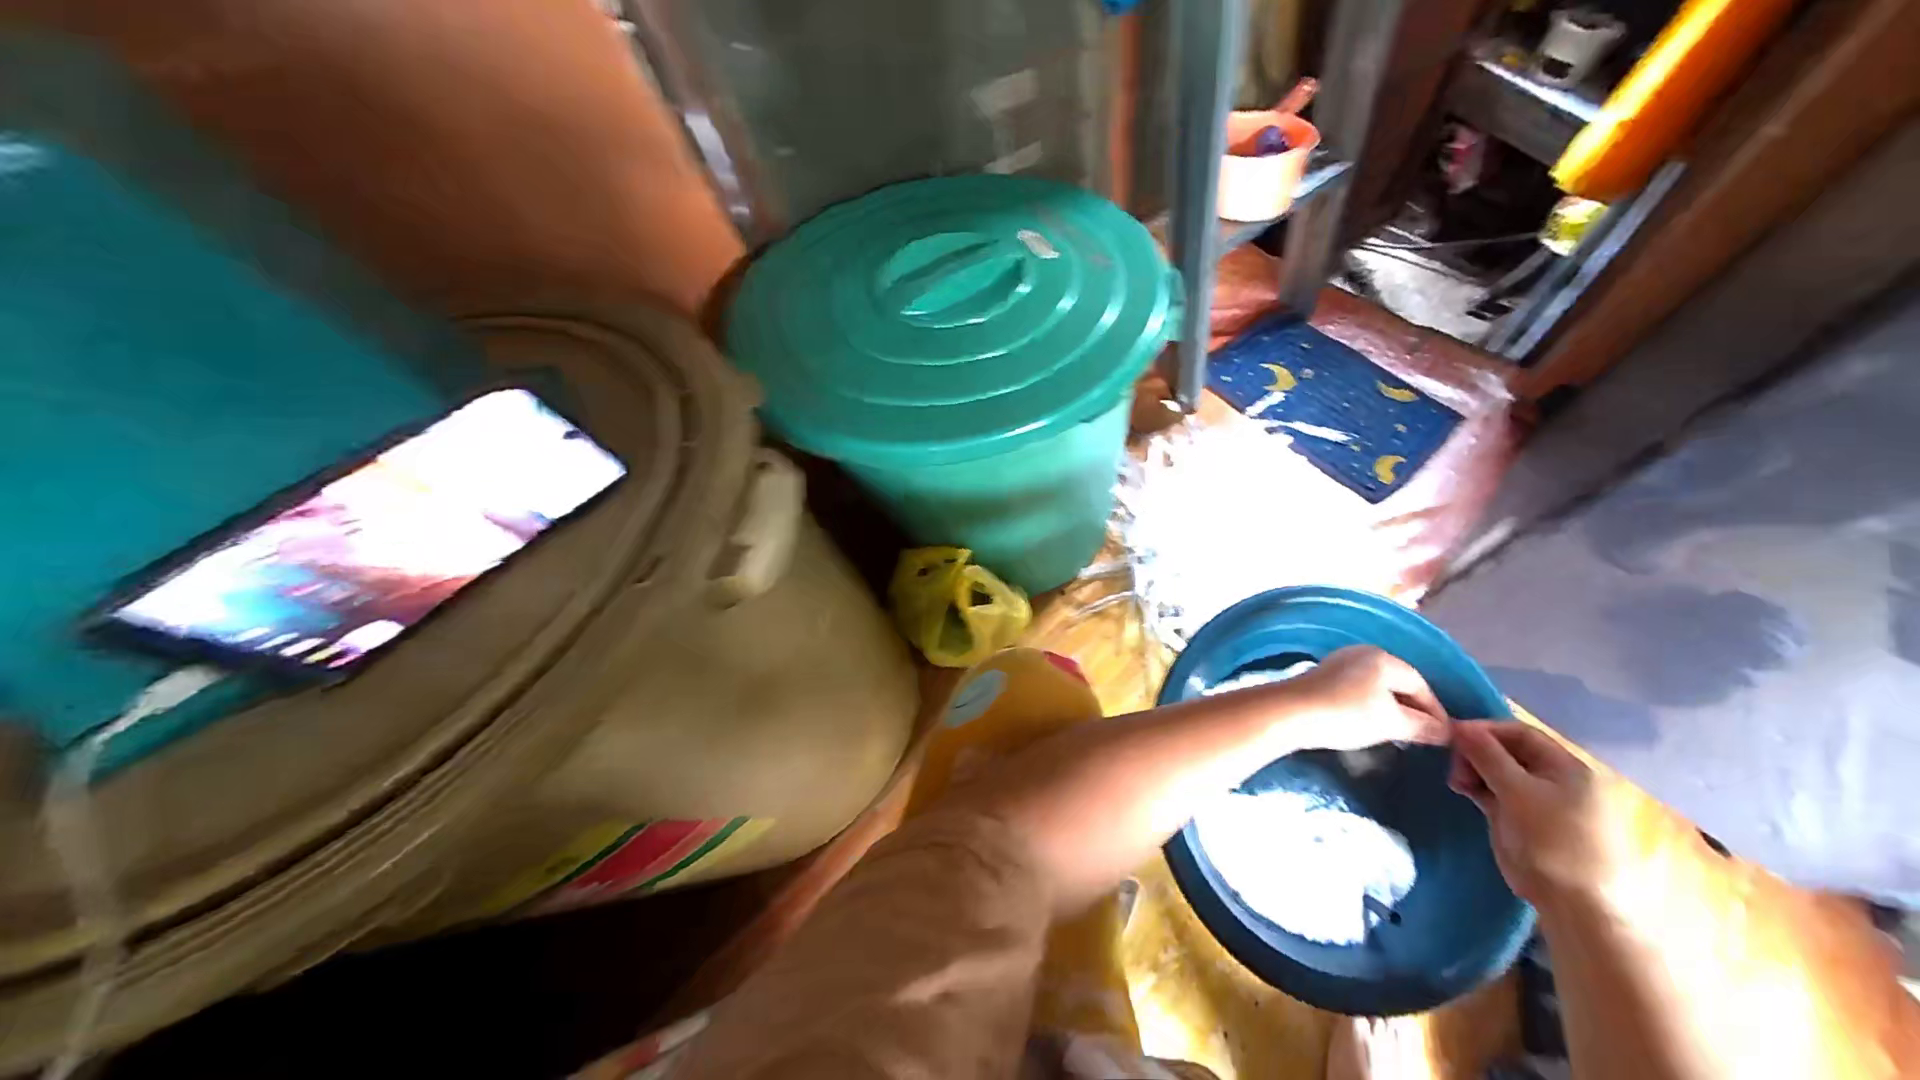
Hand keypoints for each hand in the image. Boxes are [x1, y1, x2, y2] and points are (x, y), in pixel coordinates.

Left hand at [1278, 646, 1450, 751]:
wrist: (1289, 712)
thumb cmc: (1346, 714)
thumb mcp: (1392, 723)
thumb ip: (1423, 726)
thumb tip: (1446, 731)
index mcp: (1383, 658)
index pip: (1420, 684)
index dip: (1435, 711)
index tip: (1444, 735)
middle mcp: (1362, 653)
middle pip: (1398, 681)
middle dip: (1412, 708)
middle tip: (1422, 735)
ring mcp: (1339, 662)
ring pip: (1376, 686)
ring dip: (1389, 707)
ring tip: (1396, 732)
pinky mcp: (1322, 675)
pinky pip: (1356, 688)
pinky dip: (1368, 705)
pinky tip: (1366, 722)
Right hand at [1448, 720, 1640, 908]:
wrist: (1571, 902)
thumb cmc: (1552, 841)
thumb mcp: (1518, 792)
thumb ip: (1487, 755)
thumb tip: (1458, 724)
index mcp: (1567, 768)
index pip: (1520, 733)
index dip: (1485, 729)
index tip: (1452, 735)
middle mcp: (1553, 778)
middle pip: (1506, 750)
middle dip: (1475, 752)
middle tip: (1454, 766)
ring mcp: (1536, 798)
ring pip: (1496, 769)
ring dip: (1471, 769)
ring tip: (1457, 783)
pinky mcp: (1519, 816)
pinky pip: (1493, 789)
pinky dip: (1475, 785)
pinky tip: (1460, 789)